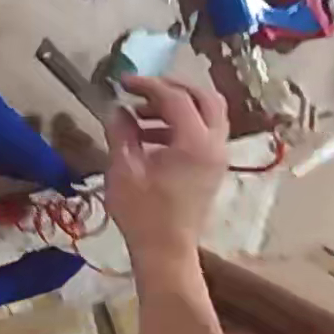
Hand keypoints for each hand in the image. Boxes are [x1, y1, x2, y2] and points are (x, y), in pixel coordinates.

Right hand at [103, 76, 229, 269]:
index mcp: (195, 143)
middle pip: (204, 98)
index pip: (176, 98)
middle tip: (141, 89)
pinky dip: (178, 126)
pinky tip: (148, 137)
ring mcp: (216, 158)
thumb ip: (121, 133)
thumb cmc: (142, 213)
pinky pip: (201, 134)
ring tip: (138, 116)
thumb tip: (116, 109)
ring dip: (175, 108)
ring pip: (205, 115)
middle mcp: (214, 145)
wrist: (165, 251)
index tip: (123, 82)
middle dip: (172, 88)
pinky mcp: (211, 169)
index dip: (148, 85)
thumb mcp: (123, 169)